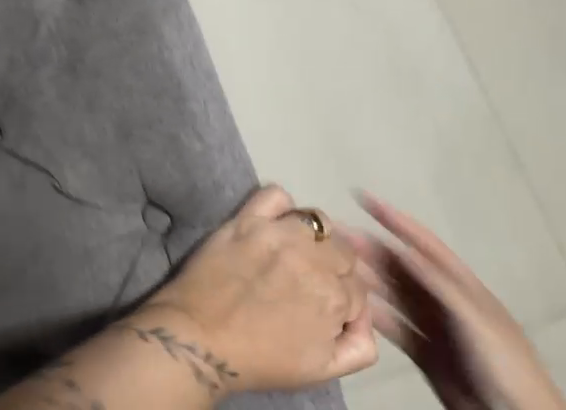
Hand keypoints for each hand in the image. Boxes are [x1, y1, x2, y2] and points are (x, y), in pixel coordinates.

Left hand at [133, 184, 377, 394]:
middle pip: (343, 251)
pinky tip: (276, 225)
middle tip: (313, 282)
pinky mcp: (246, 220)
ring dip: (315, 238)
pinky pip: (276, 195)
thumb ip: (360, 346)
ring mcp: (276, 234)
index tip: (329, 308)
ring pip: (318, 222)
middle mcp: (311, 259)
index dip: (346, 300)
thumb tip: (364, 318)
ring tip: (298, 253)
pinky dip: (282, 205)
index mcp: (334, 297)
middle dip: (336, 269)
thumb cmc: (261, 359)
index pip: (359, 287)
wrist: (201, 339)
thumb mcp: (323, 370)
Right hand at [348, 193, 565, 409]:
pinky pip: (393, 326)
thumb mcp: (477, 320)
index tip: (362, 197)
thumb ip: (440, 285)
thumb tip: (404, 250)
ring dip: (366, 278)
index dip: (394, 219)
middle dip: (370, 247)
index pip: (424, 244)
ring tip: (334, 264)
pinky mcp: (425, 352)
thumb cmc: (507, 365)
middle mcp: (444, 300)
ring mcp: (433, 326)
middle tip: (335, 235)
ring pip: (392, 294)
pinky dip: (372, 314)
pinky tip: (350, 304)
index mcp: (462, 286)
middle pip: (401, 267)